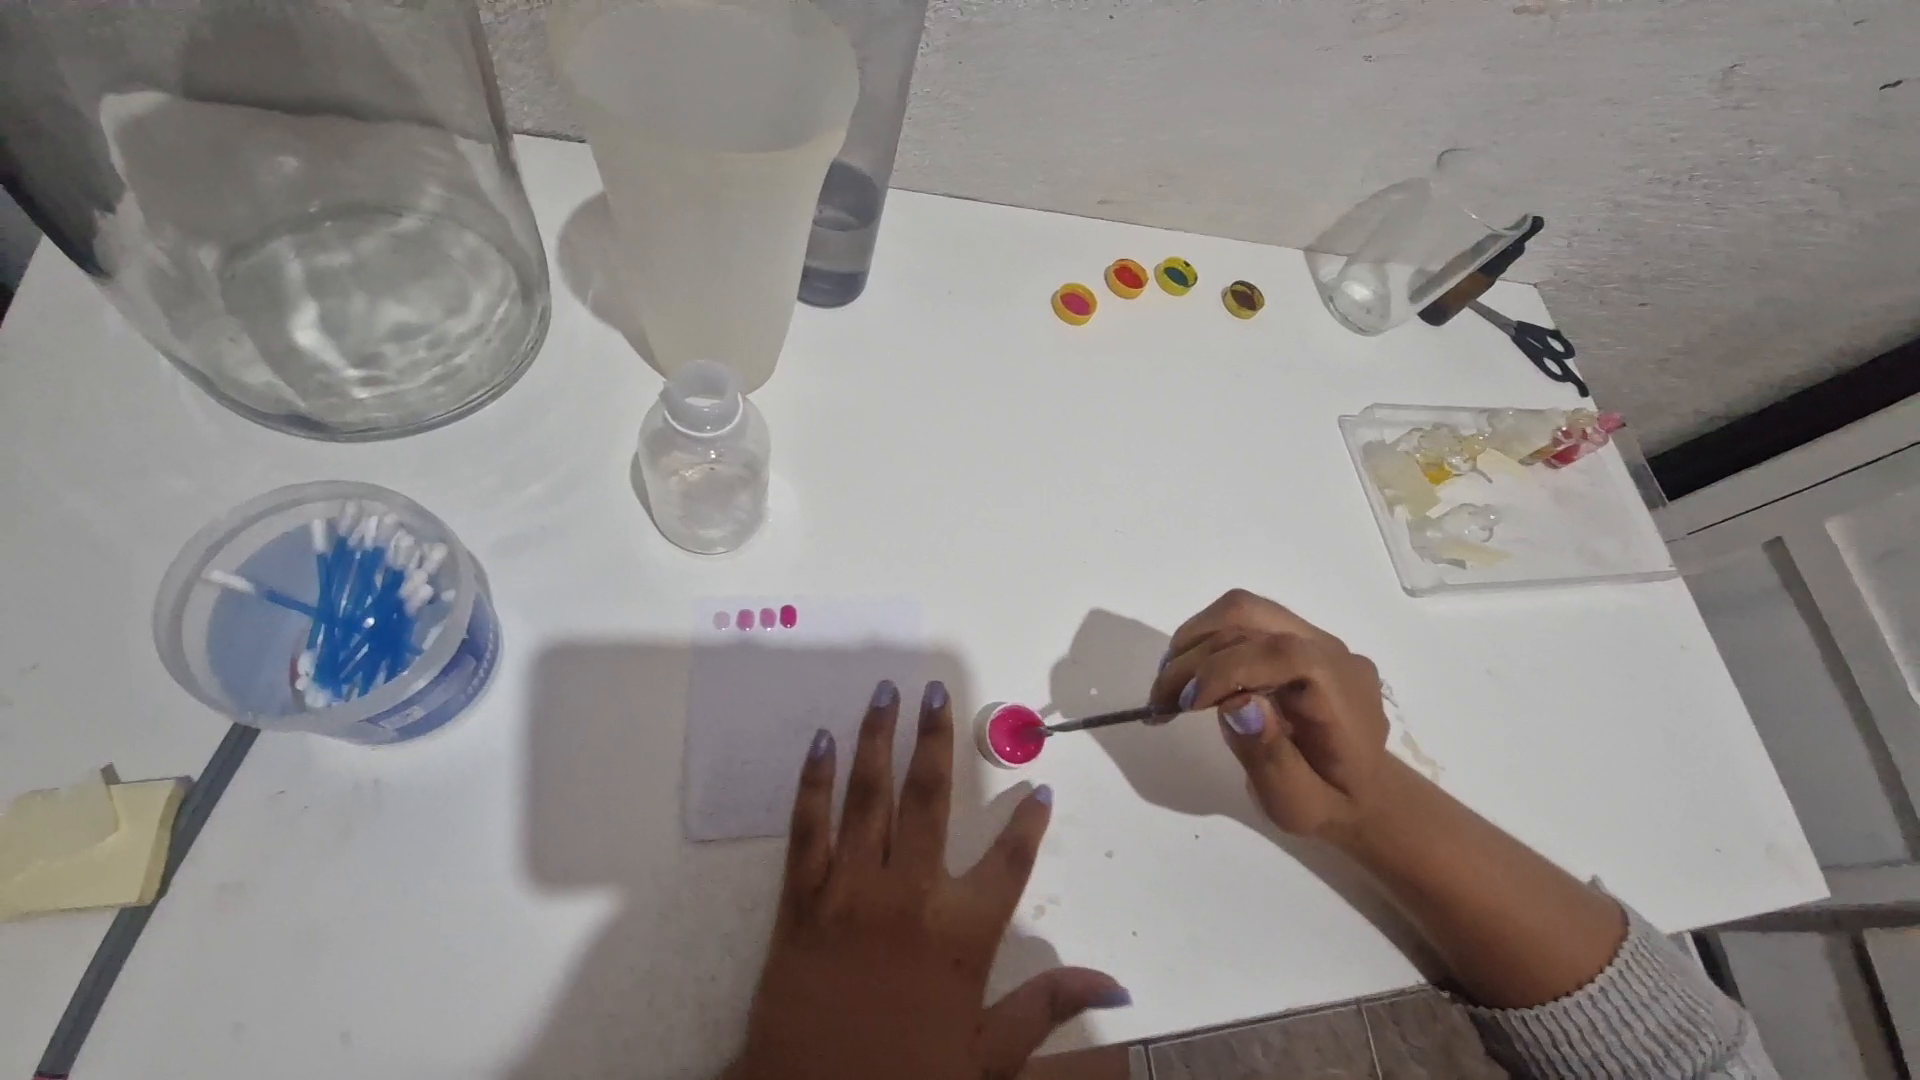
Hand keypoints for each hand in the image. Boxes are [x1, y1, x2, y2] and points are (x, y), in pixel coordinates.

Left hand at [726, 680, 1129, 1079]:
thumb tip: (1117, 984)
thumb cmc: (904, 1079)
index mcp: (961, 933)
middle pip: (930, 798)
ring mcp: (851, 889)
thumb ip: (1047, 1007)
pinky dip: (815, 781)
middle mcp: (909, 894)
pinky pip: (809, 827)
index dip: (1029, 822)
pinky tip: (823, 741)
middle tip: (937, 689)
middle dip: (936, 738)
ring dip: (879, 739)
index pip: (1010, 861)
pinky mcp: (803, 896)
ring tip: (887, 692)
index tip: (1041, 787)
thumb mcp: (987, 1058)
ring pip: (869, 796)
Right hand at [1149, 590, 1391, 840]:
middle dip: (1194, 654)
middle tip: (1161, 701)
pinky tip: (1189, 680)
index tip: (1187, 705)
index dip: (1227, 668)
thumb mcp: (1297, 804)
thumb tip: (1237, 703)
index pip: (1285, 653)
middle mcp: (1331, 651)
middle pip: (1251, 617)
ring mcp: (1312, 637)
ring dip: (1192, 642)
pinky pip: (1240, 621)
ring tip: (1168, 688)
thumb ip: (1271, 758)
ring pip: (1239, 610)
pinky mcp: (1291, 636)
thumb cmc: (1328, 804)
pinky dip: (1202, 643)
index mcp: (1344, 694)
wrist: (1361, 790)